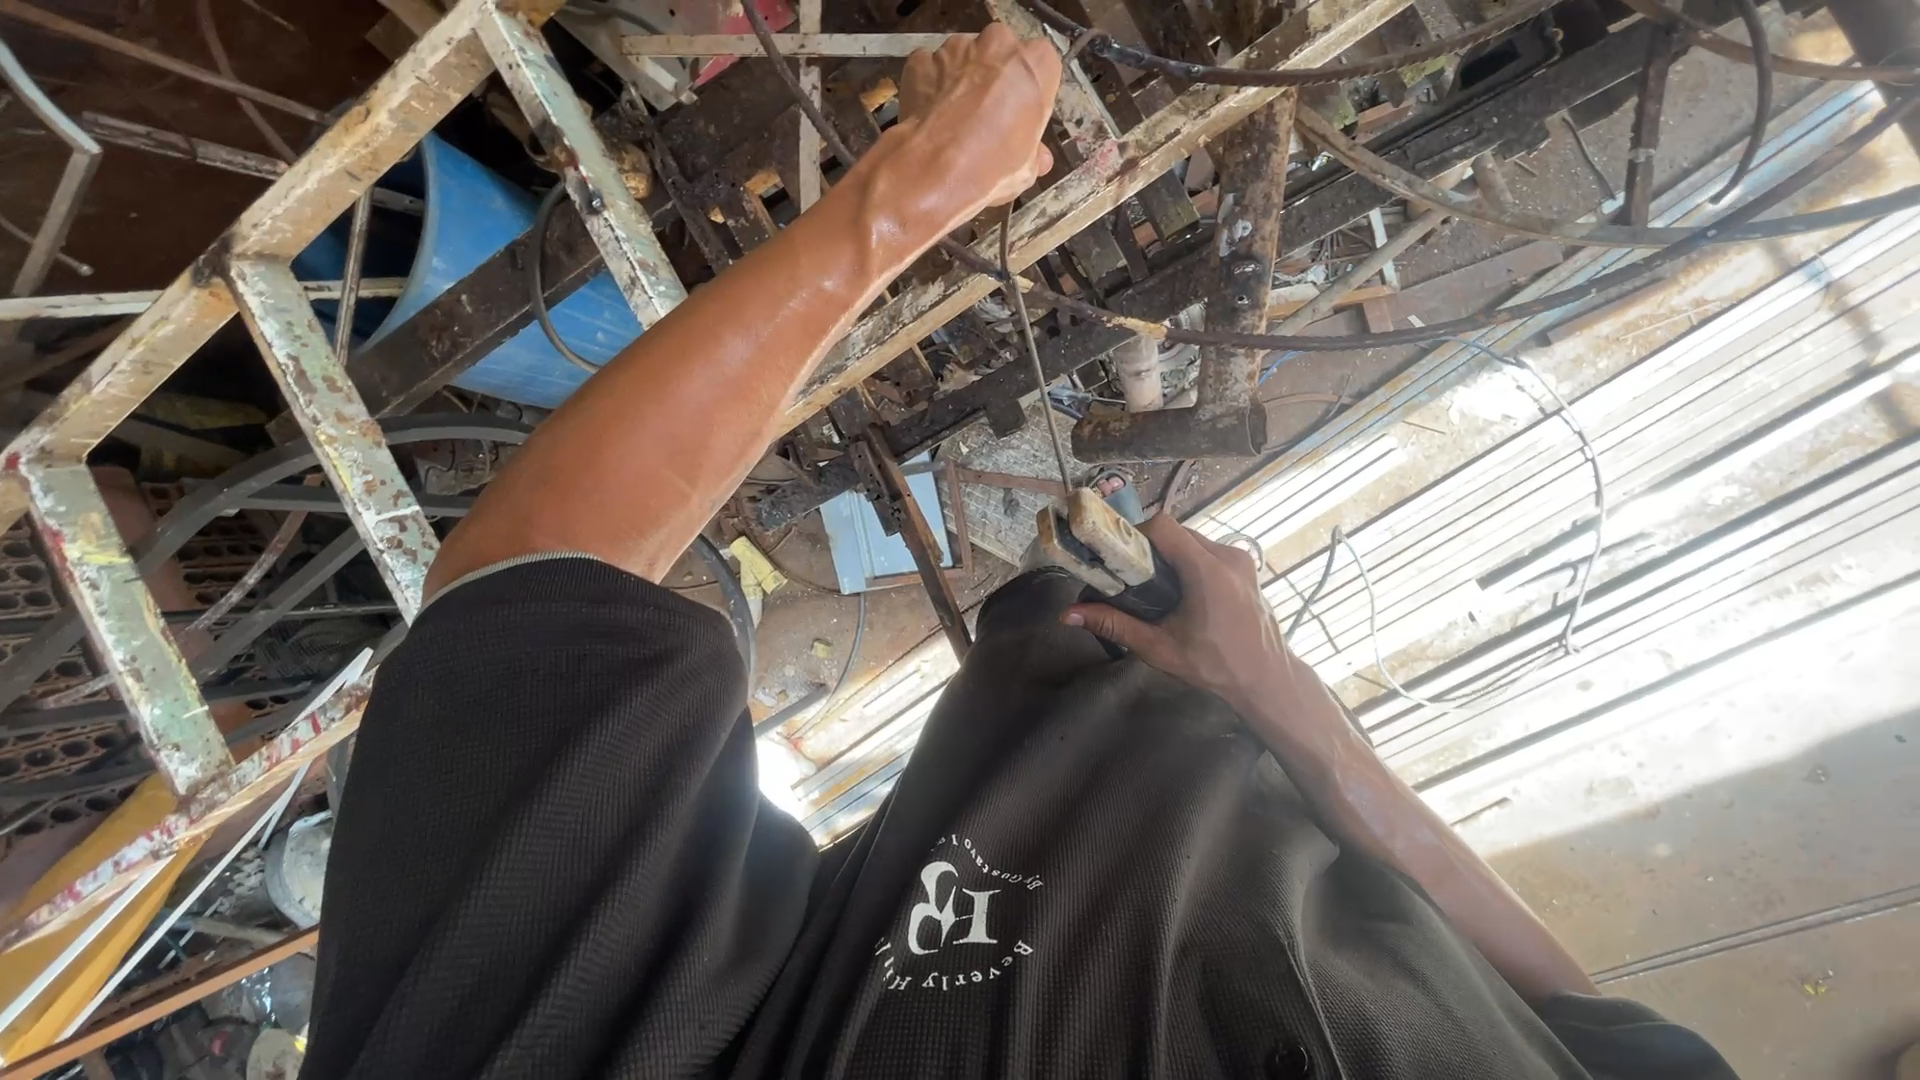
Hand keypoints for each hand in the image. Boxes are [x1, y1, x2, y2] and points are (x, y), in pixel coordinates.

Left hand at [898, 23, 1059, 213]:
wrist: (935, 172)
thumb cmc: (993, 167)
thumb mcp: (1026, 169)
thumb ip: (1034, 152)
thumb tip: (1039, 157)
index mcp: (1035, 63)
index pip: (1042, 68)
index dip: (1029, 95)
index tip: (1021, 118)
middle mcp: (998, 43)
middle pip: (1001, 55)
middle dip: (995, 81)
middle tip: (987, 120)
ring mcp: (956, 47)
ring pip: (964, 59)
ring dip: (962, 82)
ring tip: (954, 123)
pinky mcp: (921, 60)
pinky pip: (930, 70)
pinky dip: (930, 88)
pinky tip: (931, 118)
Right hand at [1061, 515, 1308, 719]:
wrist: (1268, 678)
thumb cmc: (1215, 666)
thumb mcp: (1159, 648)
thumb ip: (1114, 625)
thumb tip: (1068, 614)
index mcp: (1208, 571)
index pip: (1163, 526)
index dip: (1135, 533)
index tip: (1119, 557)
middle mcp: (1228, 556)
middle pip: (1176, 532)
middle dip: (1149, 548)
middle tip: (1131, 576)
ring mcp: (1241, 559)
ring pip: (1192, 539)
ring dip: (1169, 554)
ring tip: (1154, 585)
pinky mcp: (1247, 565)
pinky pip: (1207, 550)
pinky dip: (1188, 561)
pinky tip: (1180, 590)